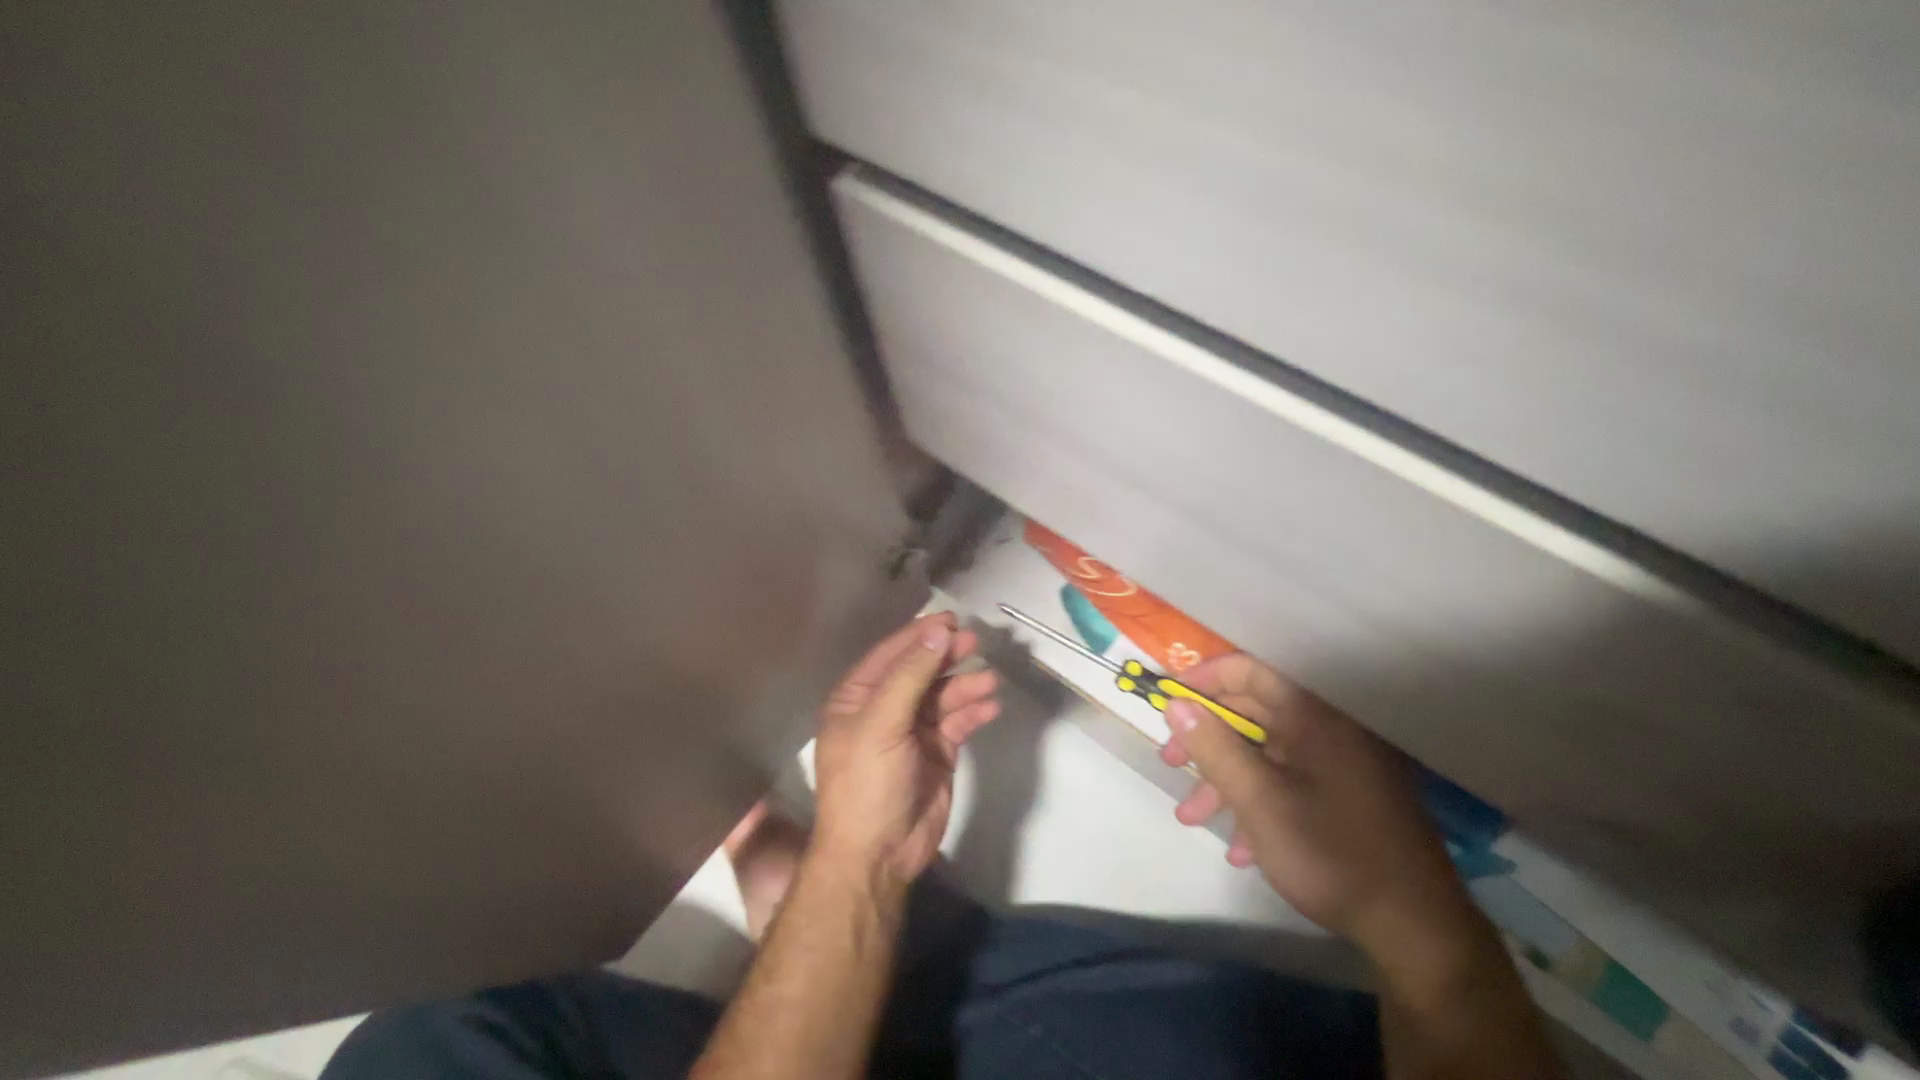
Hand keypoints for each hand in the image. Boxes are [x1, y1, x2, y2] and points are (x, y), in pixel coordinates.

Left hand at [811, 612, 999, 891]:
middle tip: (976, 642)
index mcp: (856, 699)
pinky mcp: (937, 754)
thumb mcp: (882, 723)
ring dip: (965, 686)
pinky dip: (974, 713)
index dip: (919, 635)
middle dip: (946, 657)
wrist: (878, 854)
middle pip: (920, 672)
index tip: (951, 618)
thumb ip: (911, 675)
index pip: (890, 655)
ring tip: (990, 679)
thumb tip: (939, 629)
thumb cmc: (866, 783)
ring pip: (943, 697)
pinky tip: (991, 705)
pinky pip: (958, 723)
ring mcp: (912, 733)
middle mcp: (883, 710)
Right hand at [1159, 653, 1474, 957]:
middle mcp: (1332, 727)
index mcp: (1313, 715)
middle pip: (1255, 711)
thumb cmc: (1329, 851)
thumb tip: (1176, 704)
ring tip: (1192, 818)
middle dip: (1207, 739)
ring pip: (1270, 752)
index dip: (1203, 680)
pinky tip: (1243, 848)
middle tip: (1169, 764)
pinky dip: (1262, 800)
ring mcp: (1346, 761)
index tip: (1168, 704)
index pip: (1250, 669)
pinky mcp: (1353, 794)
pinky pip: (1295, 780)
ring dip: (1227, 779)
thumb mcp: (1258, 800)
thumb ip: (1213, 747)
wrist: (1415, 925)